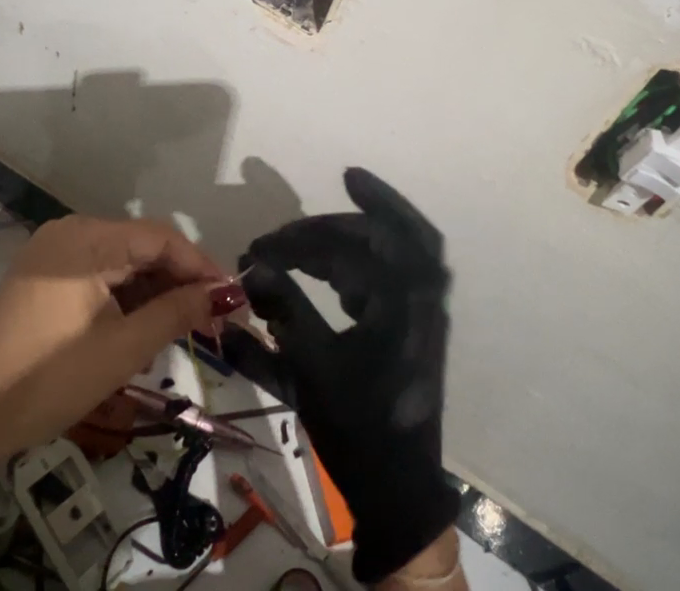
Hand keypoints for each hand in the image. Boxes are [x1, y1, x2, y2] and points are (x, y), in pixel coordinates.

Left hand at [0, 216, 227, 471]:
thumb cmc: (47, 380)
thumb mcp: (124, 348)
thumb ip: (178, 312)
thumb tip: (227, 294)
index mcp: (88, 238)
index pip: (164, 239)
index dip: (204, 269)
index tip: (235, 305)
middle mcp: (70, 233)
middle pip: (143, 249)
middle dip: (180, 286)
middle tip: (211, 327)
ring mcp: (50, 256)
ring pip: (121, 266)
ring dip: (153, 297)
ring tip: (176, 338)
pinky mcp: (40, 281)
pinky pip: (97, 278)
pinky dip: (123, 302)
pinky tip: (138, 335)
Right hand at [220, 169, 458, 585]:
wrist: (398, 487)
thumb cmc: (356, 428)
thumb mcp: (311, 370)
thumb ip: (285, 311)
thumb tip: (252, 267)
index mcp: (401, 304)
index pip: (348, 250)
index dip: (298, 242)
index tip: (258, 250)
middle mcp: (423, 297)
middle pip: (390, 231)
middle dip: (335, 223)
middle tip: (289, 230)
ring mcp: (427, 309)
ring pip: (410, 242)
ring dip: (377, 217)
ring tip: (347, 192)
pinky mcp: (418, 323)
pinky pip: (410, 267)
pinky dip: (382, 250)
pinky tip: (343, 258)